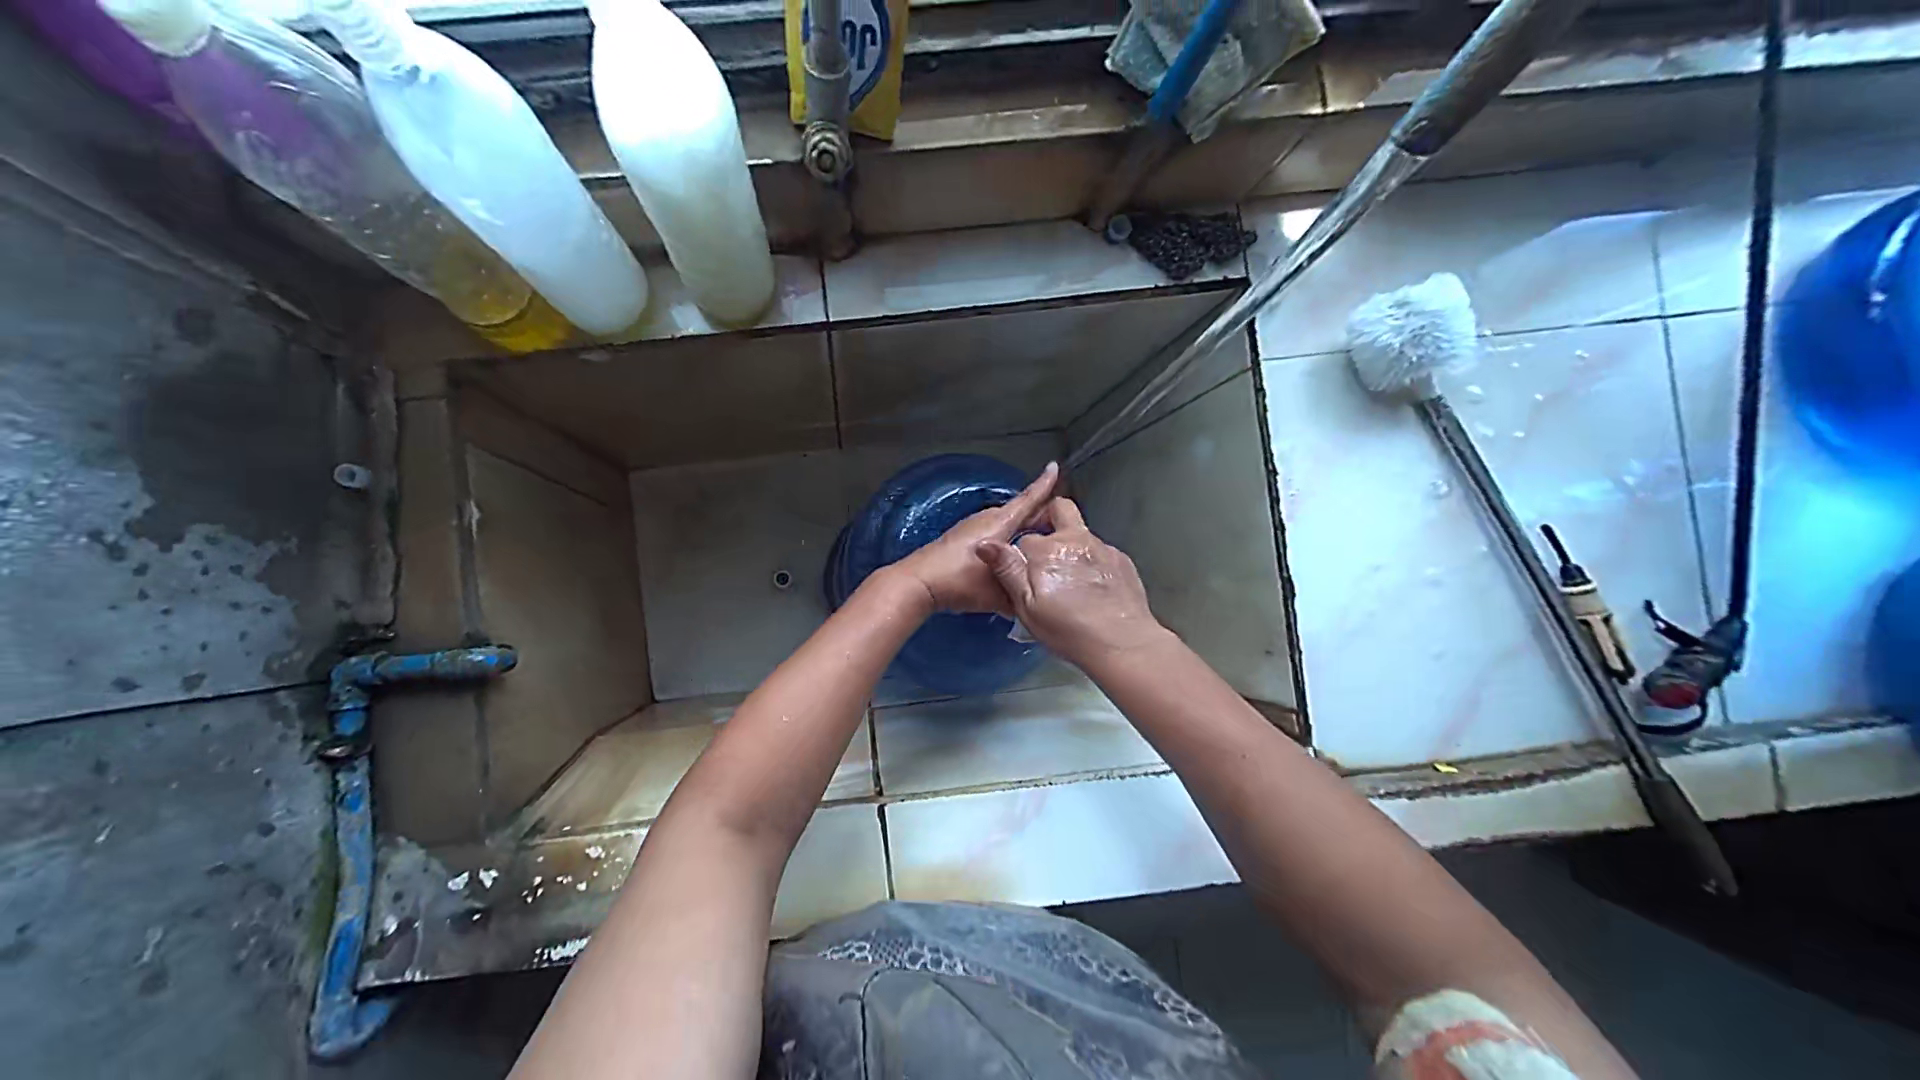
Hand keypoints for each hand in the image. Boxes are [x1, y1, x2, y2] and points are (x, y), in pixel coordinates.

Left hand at [884, 462, 1060, 615]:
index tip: (1054, 468)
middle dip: (1039, 512)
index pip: (1027, 500)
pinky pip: (993, 533)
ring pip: (1005, 522)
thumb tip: (1031, 603)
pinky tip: (1010, 553)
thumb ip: (1019, 597)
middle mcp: (986, 520)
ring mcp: (971, 528)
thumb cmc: (958, 581)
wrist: (917, 583)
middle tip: (1060, 519)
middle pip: (1019, 511)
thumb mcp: (997, 593)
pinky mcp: (961, 540)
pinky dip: (1006, 537)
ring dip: (1022, 526)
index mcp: (999, 524)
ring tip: (1040, 536)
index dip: (1044, 486)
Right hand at [973, 496, 1171, 668]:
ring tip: (1070, 579)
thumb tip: (986, 544)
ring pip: (1081, 533)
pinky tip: (1091, 587)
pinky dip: (1092, 561)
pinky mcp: (1121, 560)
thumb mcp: (1026, 606)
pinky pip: (1101, 550)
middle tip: (1043, 548)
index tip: (1022, 571)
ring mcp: (1102, 548)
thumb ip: (1007, 570)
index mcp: (1046, 550)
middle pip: (1059, 509)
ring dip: (1071, 545)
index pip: (1025, 537)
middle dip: (1049, 519)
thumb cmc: (1070, 629)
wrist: (1121, 643)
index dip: (1021, 554)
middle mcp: (1075, 540)